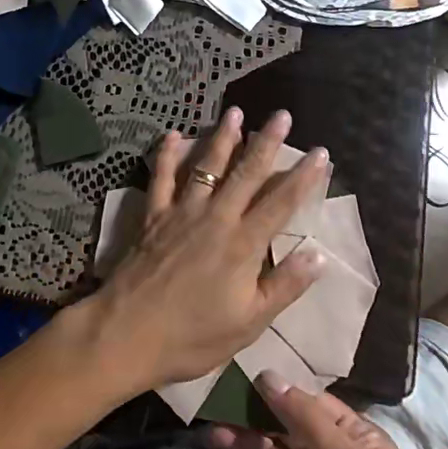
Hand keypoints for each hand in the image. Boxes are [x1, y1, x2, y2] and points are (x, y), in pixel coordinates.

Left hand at [75, 107, 330, 395]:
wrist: (127, 331)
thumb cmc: (193, 336)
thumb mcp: (249, 322)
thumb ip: (283, 286)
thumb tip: (318, 255)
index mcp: (243, 246)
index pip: (281, 203)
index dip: (303, 177)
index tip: (320, 152)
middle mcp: (214, 219)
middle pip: (245, 174)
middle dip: (266, 142)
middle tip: (282, 115)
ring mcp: (180, 214)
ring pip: (205, 167)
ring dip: (222, 138)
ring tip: (235, 112)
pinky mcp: (151, 217)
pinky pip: (160, 179)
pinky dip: (165, 155)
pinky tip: (171, 136)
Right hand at [199, 373, 447, 448]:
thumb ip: (307, 420)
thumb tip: (267, 375)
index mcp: (359, 442)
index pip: (312, 403)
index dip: (277, 391)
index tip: (237, 380)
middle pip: (286, 428)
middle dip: (253, 419)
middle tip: (216, 415)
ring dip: (244, 446)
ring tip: (214, 441)